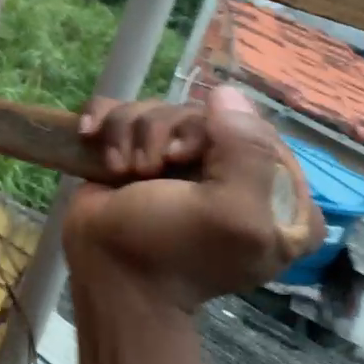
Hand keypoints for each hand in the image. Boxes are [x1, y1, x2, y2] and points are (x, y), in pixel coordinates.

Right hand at [62, 87, 324, 311]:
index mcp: (274, 191)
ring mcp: (178, 161)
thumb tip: (227, 93)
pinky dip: (101, 121)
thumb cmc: (173, 249)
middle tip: (145, 170)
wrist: (107, 270)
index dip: (208, 131)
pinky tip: (90, 137)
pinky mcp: (133, 152)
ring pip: (151, 109)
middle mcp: (230, 171)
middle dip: (157, 134)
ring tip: (120, 170)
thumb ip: (245, 153)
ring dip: (125, 134)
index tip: (181, 161)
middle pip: (191, 112)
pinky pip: (117, 110)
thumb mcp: (230, 214)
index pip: (246, 125)